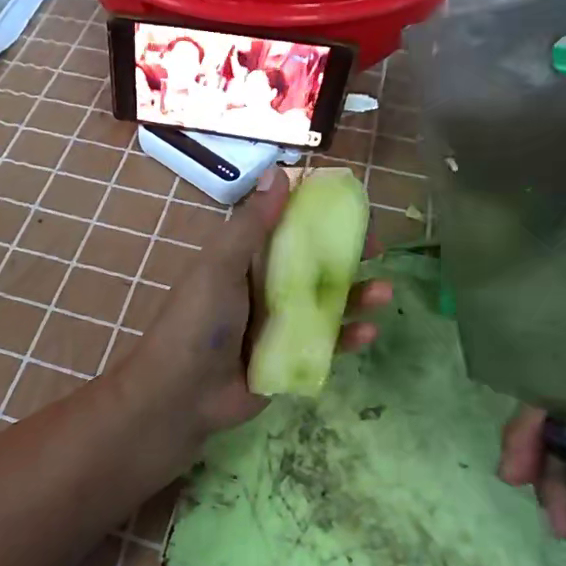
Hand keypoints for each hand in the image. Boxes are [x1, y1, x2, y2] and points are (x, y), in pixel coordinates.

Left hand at [121, 166, 392, 436]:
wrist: (182, 392)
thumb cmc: (198, 321)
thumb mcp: (220, 265)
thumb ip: (250, 225)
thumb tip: (279, 172)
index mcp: (243, 261)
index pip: (286, 228)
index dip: (317, 216)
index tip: (350, 207)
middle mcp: (262, 288)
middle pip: (313, 264)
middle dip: (347, 255)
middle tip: (378, 249)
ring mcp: (278, 324)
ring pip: (326, 303)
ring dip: (357, 295)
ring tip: (383, 293)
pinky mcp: (289, 358)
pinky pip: (325, 343)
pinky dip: (347, 337)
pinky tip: (367, 333)